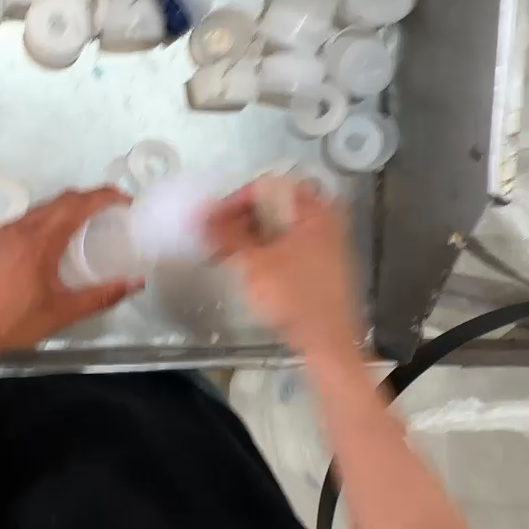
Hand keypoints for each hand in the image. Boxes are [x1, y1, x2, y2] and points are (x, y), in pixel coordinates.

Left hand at [0, 187, 142, 363]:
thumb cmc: (15, 321)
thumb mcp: (63, 312)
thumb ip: (101, 296)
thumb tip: (136, 284)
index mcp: (39, 240)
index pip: (77, 204)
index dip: (105, 196)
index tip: (126, 201)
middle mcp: (20, 227)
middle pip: (61, 200)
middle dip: (89, 200)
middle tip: (111, 212)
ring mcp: (2, 231)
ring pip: (41, 209)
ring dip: (66, 210)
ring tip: (84, 226)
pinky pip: (24, 221)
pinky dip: (45, 222)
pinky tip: (50, 243)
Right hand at [204, 179, 363, 356]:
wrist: (328, 342)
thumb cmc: (294, 297)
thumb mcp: (254, 263)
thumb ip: (225, 234)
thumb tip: (199, 211)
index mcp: (313, 210)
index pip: (265, 187)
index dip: (233, 201)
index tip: (210, 220)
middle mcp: (323, 219)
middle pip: (273, 205)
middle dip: (240, 219)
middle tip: (215, 236)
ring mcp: (326, 242)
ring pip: (279, 227)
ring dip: (250, 235)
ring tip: (225, 253)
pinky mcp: (322, 263)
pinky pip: (287, 243)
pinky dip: (265, 248)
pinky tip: (247, 265)